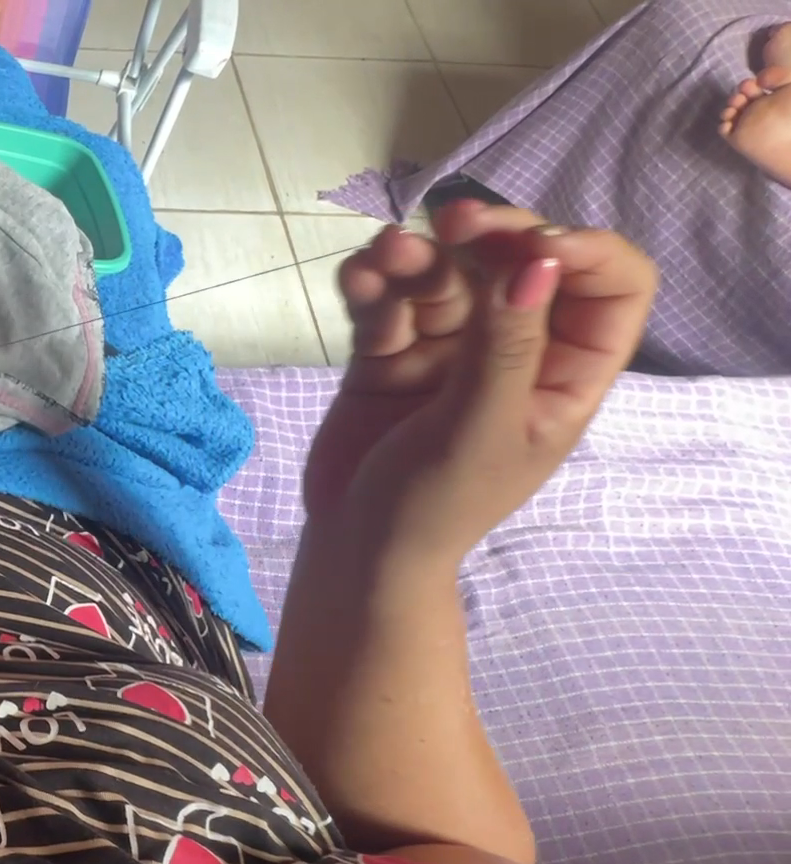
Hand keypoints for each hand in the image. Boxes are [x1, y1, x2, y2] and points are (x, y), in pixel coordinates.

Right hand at [302, 200, 657, 567]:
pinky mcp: (384, 362)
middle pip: (515, 270)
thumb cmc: (434, 502)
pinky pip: (383, 312)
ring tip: (381, 253)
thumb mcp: (479, 430)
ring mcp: (441, 355)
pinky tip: (355, 275)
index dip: (578, 253)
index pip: (606, 287)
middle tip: (449, 219)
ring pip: (440, 285)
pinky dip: (369, 289)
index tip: (527, 247)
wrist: (356, 544)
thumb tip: (536, 261)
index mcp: (564, 373)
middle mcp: (508, 353)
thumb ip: (505, 349)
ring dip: (414, 260)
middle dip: (487, 239)